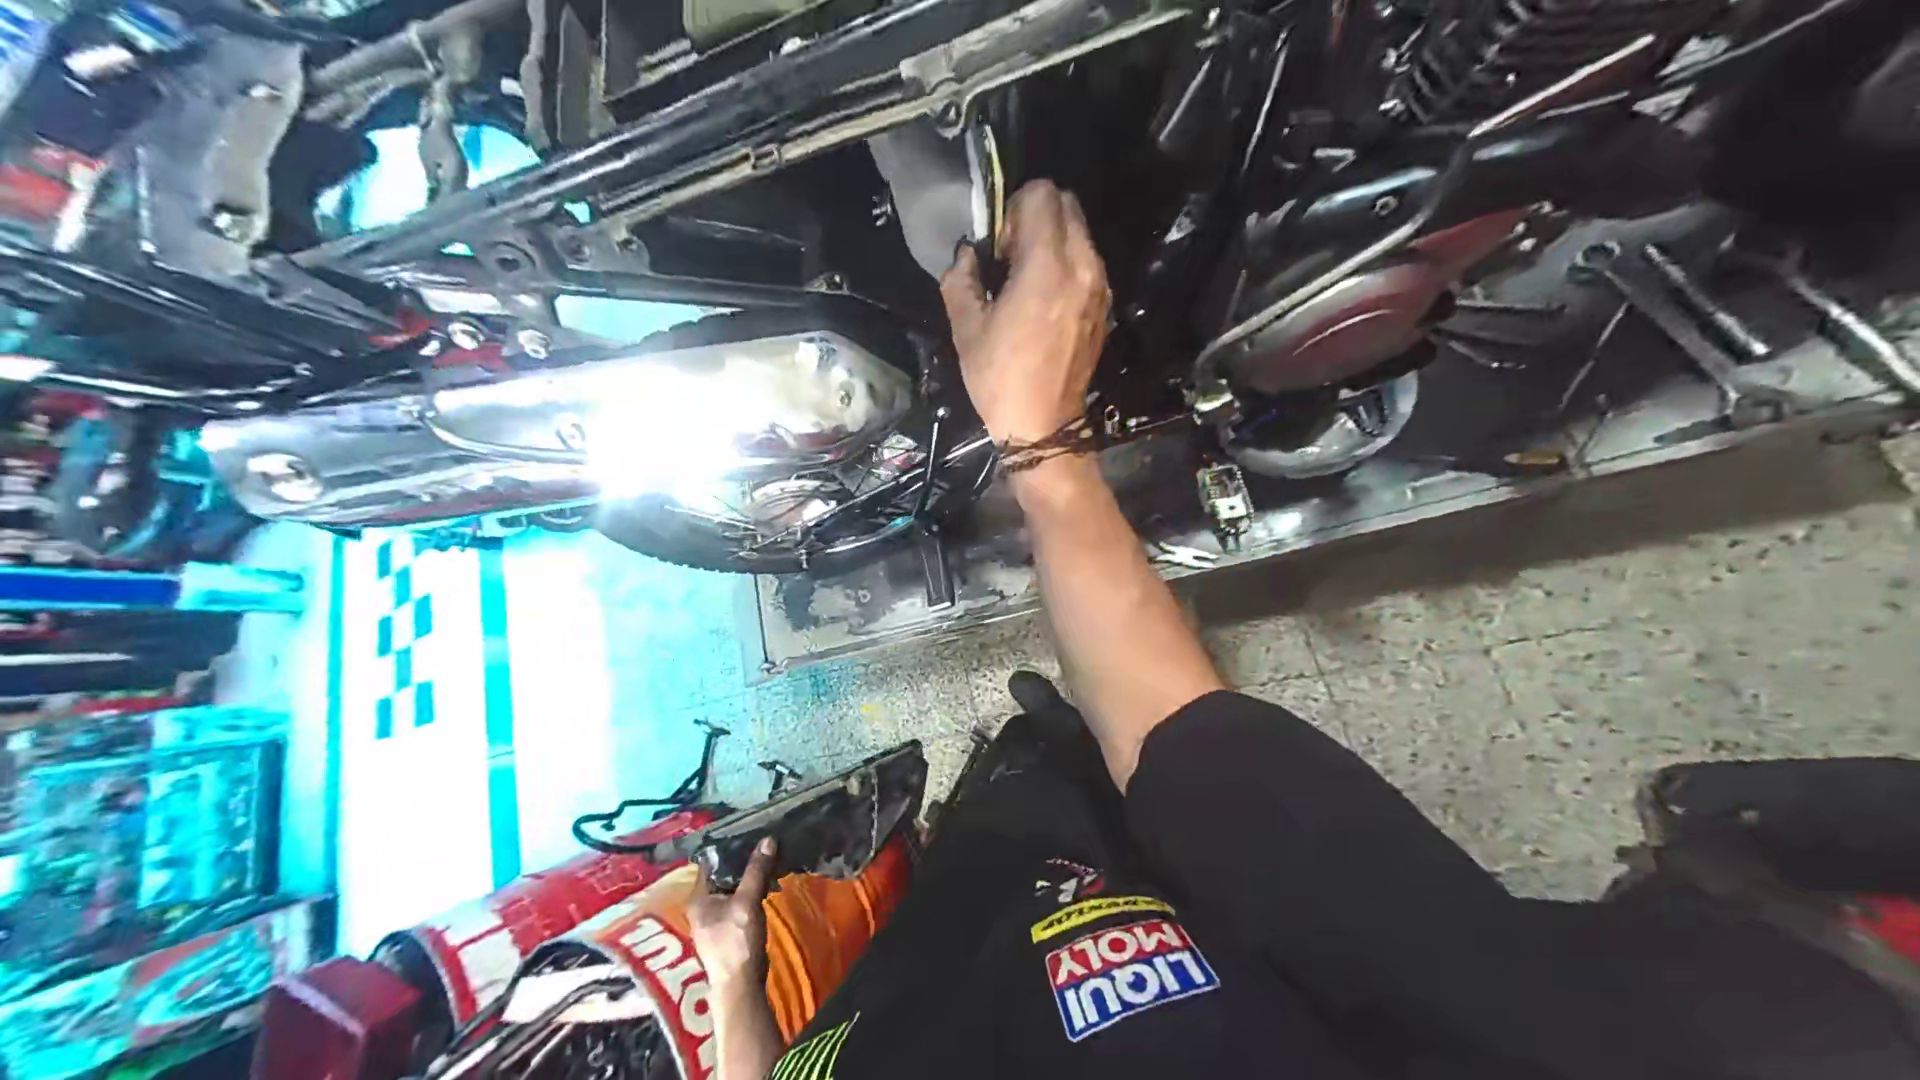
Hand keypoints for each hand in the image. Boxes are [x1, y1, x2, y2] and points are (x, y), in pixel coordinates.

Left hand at [687, 837, 777, 987]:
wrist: (741, 986)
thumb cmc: (736, 942)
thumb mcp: (747, 902)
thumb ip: (756, 871)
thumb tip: (768, 839)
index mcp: (698, 897)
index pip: (710, 861)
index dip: (728, 845)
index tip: (749, 831)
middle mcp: (703, 904)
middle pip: (724, 873)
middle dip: (743, 859)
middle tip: (765, 842)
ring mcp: (716, 917)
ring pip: (734, 886)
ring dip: (751, 874)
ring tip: (771, 857)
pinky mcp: (730, 926)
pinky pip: (741, 898)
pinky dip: (754, 888)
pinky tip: (770, 880)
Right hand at [940, 181, 1110, 445]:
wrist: (1044, 424)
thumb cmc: (1000, 378)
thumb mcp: (966, 329)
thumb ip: (961, 278)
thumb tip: (966, 256)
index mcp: (1047, 267)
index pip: (1041, 194)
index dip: (1013, 210)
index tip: (998, 247)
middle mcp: (1082, 266)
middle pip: (1066, 204)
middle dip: (1036, 217)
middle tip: (1011, 258)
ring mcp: (1099, 287)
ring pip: (1080, 232)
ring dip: (1053, 240)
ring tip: (1028, 281)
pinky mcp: (1105, 306)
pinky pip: (1088, 262)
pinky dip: (1067, 264)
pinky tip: (1045, 300)